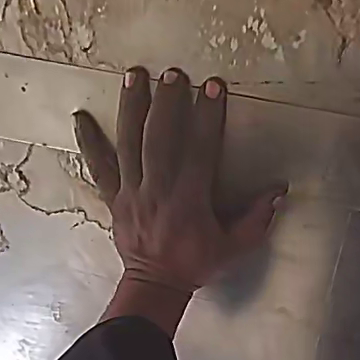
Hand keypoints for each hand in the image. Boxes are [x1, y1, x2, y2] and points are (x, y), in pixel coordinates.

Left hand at [75, 67, 284, 336]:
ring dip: (132, 109)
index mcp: (188, 201)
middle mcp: (156, 192)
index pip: (199, 151)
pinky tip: (80, 118)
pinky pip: (99, 168)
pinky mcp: (114, 198)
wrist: (155, 285)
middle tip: (173, 74)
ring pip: (129, 145)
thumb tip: (279, 189)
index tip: (213, 88)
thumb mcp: (234, 247)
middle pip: (159, 140)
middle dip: (167, 104)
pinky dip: (89, 142)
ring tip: (134, 76)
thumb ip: (256, 219)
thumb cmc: (195, 264)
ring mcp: (131, 193)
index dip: (207, 118)